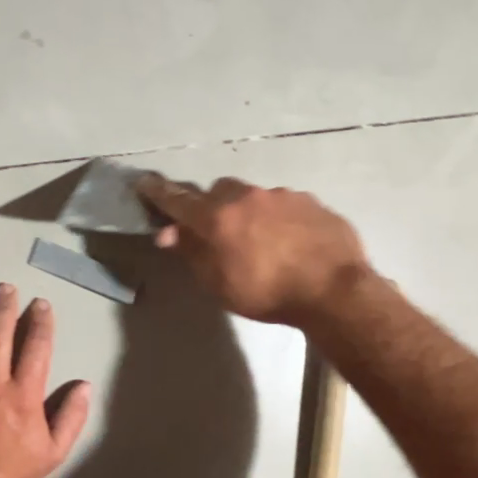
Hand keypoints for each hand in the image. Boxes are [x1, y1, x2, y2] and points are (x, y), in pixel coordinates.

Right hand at [136, 173, 371, 325]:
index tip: (144, 183)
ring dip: (249, 213)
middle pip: (220, 191)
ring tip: (260, 243)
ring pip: (255, 197)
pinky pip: (286, 206)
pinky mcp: (313, 203)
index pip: (179, 200)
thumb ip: (193, 253)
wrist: (333, 290)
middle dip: (212, 206)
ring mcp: (284, 196)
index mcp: (218, 217)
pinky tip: (290, 244)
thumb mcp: (219, 283)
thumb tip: (169, 232)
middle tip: (216, 231)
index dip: (159, 193)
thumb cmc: (267, 294)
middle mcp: (249, 196)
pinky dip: (279, 220)